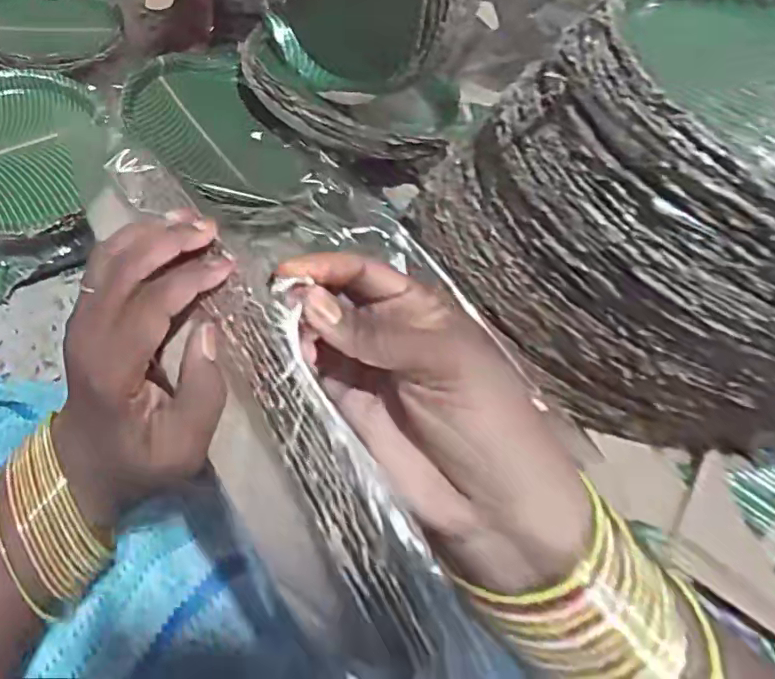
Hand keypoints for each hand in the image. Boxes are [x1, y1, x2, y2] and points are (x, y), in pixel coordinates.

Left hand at [54, 214, 231, 528]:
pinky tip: (160, 232)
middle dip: (169, 242)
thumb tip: (209, 327)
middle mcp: (87, 332)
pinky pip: (102, 263)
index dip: (189, 278)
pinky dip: (132, 241)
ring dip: (148, 232)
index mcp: (110, 366)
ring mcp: (78, 317)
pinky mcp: (81, 311)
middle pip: (124, 268)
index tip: (226, 265)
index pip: (149, 304)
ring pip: (108, 256)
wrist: (83, 458)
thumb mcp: (184, 447)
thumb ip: (203, 390)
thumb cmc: (138, 458)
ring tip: (189, 221)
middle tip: (209, 230)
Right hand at [278, 253, 591, 594]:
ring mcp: (357, 363)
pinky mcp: (340, 397)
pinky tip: (291, 356)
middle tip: (278, 303)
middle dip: (303, 293)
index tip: (288, 272)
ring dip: (294, 324)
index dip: (324, 266)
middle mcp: (379, 327)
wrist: (495, 509)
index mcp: (413, 307)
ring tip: (285, 333)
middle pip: (329, 295)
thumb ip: (374, 333)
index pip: (360, 271)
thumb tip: (308, 300)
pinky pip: (309, 366)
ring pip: (313, 328)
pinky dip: (294, 356)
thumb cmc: (486, 419)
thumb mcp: (443, 363)